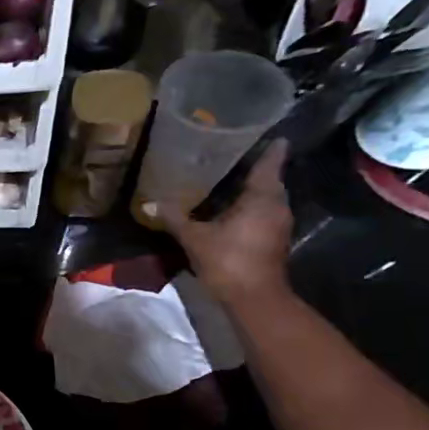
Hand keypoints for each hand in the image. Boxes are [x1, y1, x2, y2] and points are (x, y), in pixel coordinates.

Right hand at [151, 139, 293, 303]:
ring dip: (252, 189)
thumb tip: (149, 203)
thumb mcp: (194, 237)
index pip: (270, 163)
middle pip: (269, 179)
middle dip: (254, 168)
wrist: (253, 296)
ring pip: (267, 197)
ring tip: (228, 179)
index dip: (269, 148)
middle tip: (233, 155)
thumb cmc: (228, 259)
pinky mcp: (274, 238)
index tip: (266, 133)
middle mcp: (277, 205)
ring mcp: (279, 223)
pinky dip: (250, 205)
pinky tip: (230, 207)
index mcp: (262, 197)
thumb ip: (174, 218)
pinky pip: (263, 212)